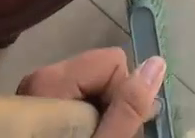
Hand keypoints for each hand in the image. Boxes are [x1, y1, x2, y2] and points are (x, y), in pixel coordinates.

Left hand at [17, 48, 166, 137]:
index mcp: (52, 81)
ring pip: (92, 90)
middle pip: (102, 74)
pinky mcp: (39, 111)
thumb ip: (127, 110)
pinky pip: (77, 102)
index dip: (123, 98)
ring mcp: (38, 95)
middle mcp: (42, 79)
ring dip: (101, 118)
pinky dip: (86, 123)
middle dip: (112, 108)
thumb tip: (156, 63)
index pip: (113, 63)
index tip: (113, 131)